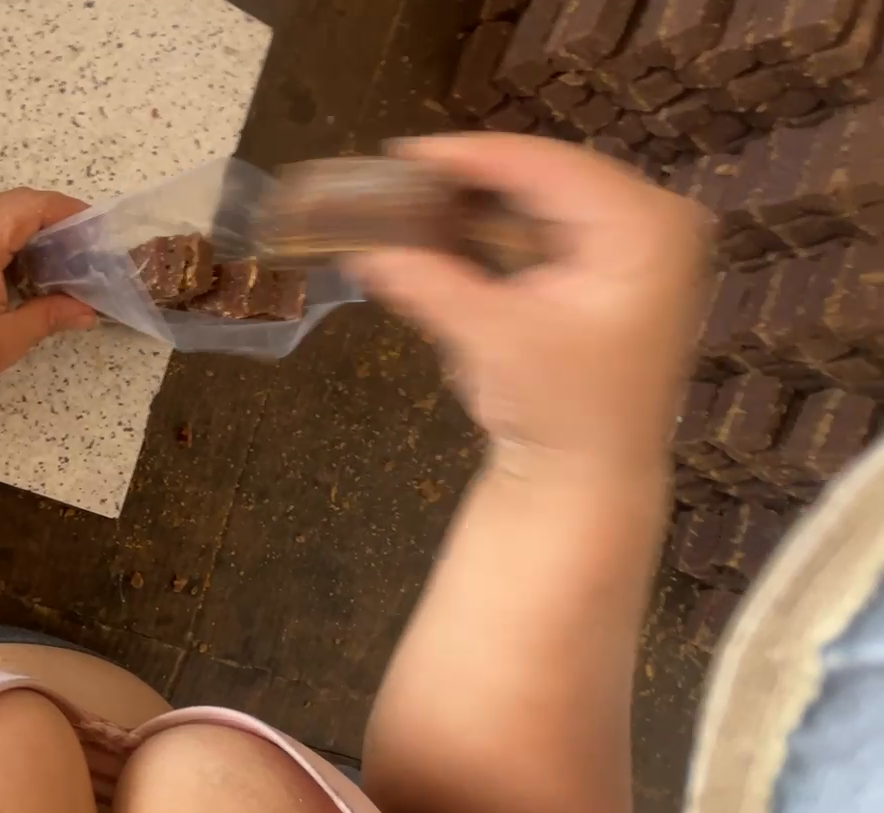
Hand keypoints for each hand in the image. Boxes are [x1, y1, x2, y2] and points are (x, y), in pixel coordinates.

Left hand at [0, 188, 98, 410]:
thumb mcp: (8, 337)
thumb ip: (51, 315)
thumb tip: (87, 312)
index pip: (32, 206)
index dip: (69, 212)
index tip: (97, 231)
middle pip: (15, 204)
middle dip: (52, 220)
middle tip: (82, 248)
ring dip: (29, 231)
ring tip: (60, 262)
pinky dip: (7, 243)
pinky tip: (26, 273)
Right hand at [348, 134, 711, 480]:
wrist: (582, 469)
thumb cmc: (560, 404)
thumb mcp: (494, 339)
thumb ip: (430, 288)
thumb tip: (360, 256)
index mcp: (641, 226)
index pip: (548, 167)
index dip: (471, 157)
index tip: (402, 154)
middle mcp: (639, 225)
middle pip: (540, 181)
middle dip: (465, 182)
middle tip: (396, 179)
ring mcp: (614, 252)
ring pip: (530, 209)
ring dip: (466, 210)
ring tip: (404, 204)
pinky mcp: (586, 280)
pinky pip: (525, 241)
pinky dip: (477, 241)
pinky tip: (433, 239)